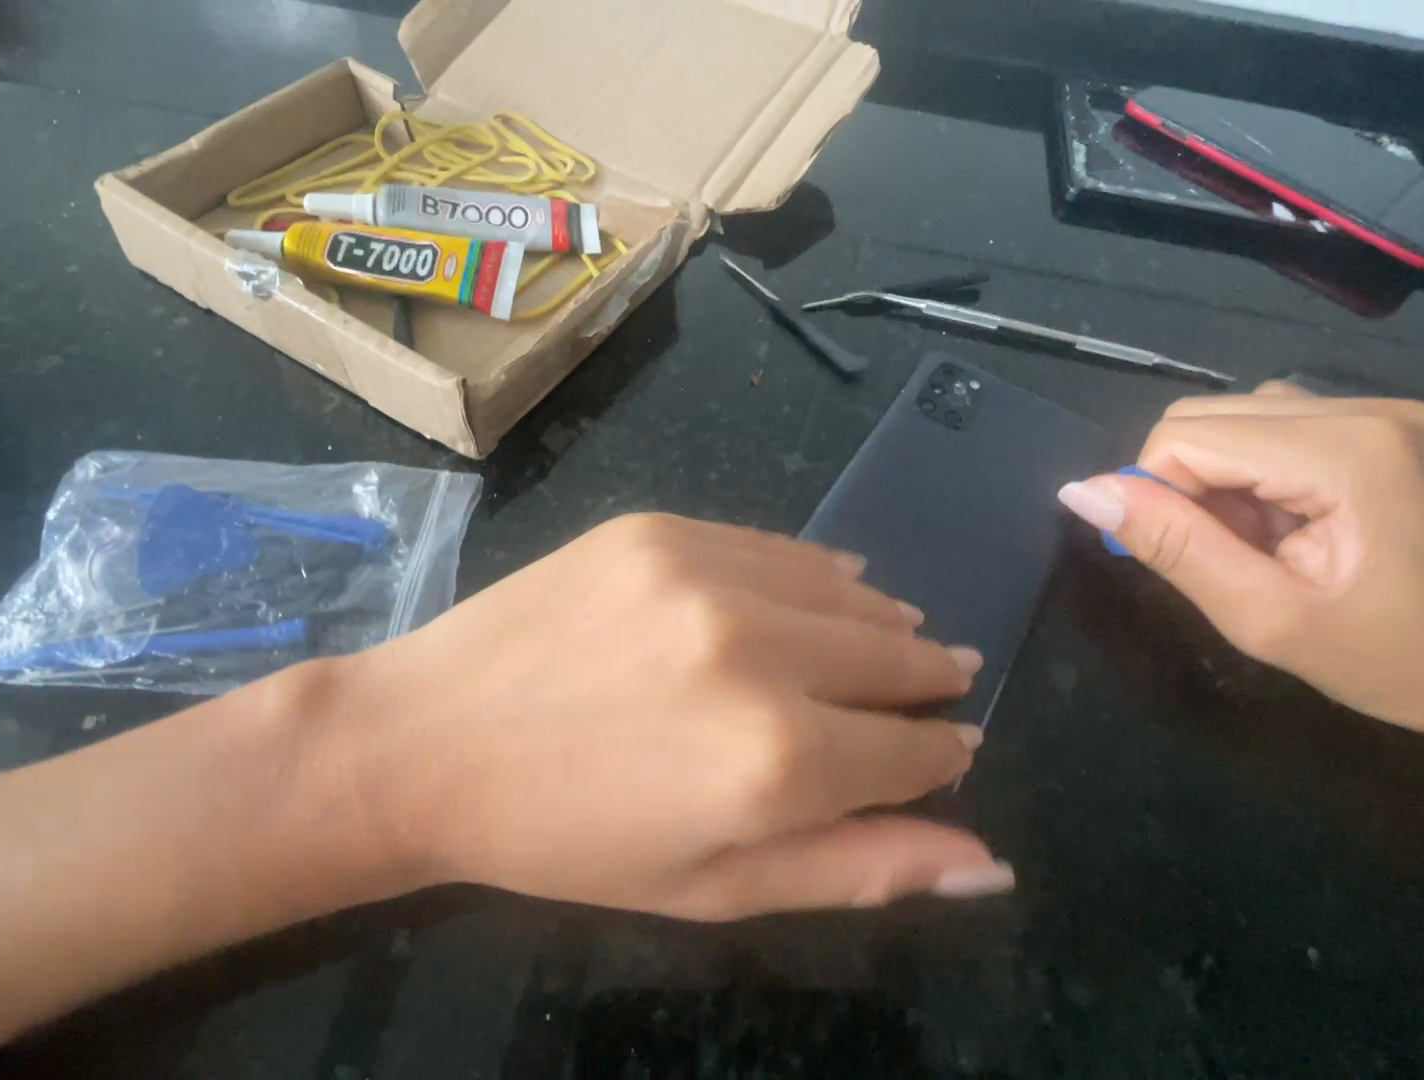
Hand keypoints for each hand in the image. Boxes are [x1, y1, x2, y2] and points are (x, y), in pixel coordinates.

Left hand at [315, 514, 1011, 919]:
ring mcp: (706, 574)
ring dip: (883, 624)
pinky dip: (817, 574)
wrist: (431, 740)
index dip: (942, 754)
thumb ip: (859, 870)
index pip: (913, 751)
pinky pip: (777, 546)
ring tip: (898, 638)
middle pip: (893, 658)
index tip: (952, 748)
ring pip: (847, 593)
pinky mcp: (662, 529)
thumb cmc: (571, 840)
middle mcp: (757, 652)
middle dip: (928, 680)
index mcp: (777, 762)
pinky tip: (831, 588)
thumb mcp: (714, 888)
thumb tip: (992, 864)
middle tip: (943, 682)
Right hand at [1055, 383, 1423, 740]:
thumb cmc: (1396, 663)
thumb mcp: (1265, 617)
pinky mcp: (1388, 428)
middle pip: (1204, 416)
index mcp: (1344, 452)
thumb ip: (1172, 545)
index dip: (1157, 497)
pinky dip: (1250, 471)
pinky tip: (1282, 522)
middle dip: (1184, 485)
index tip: (1189, 559)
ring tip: (1259, 543)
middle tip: (1225, 555)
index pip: (1182, 436)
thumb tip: (1080, 492)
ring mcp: (1384, 412)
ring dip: (1216, 479)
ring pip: (1232, 417)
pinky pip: (1274, 426)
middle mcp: (1366, 409)